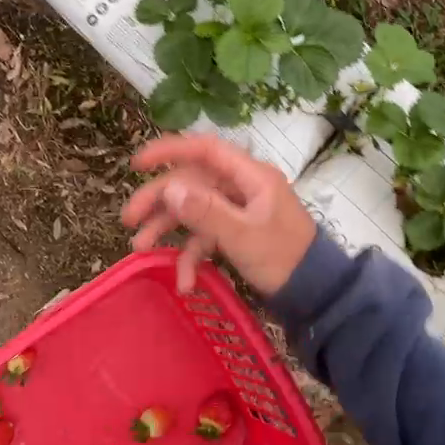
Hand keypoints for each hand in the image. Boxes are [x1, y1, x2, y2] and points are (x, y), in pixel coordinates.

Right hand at [122, 134, 317, 295]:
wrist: (316, 295)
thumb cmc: (284, 259)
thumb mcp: (242, 236)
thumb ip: (206, 211)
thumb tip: (169, 188)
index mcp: (250, 176)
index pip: (204, 150)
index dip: (169, 151)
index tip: (137, 163)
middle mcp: (242, 188)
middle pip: (191, 183)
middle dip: (159, 201)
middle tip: (129, 219)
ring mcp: (238, 211)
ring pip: (193, 210)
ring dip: (167, 229)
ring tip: (141, 248)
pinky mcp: (237, 233)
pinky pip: (206, 237)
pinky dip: (192, 256)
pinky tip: (185, 282)